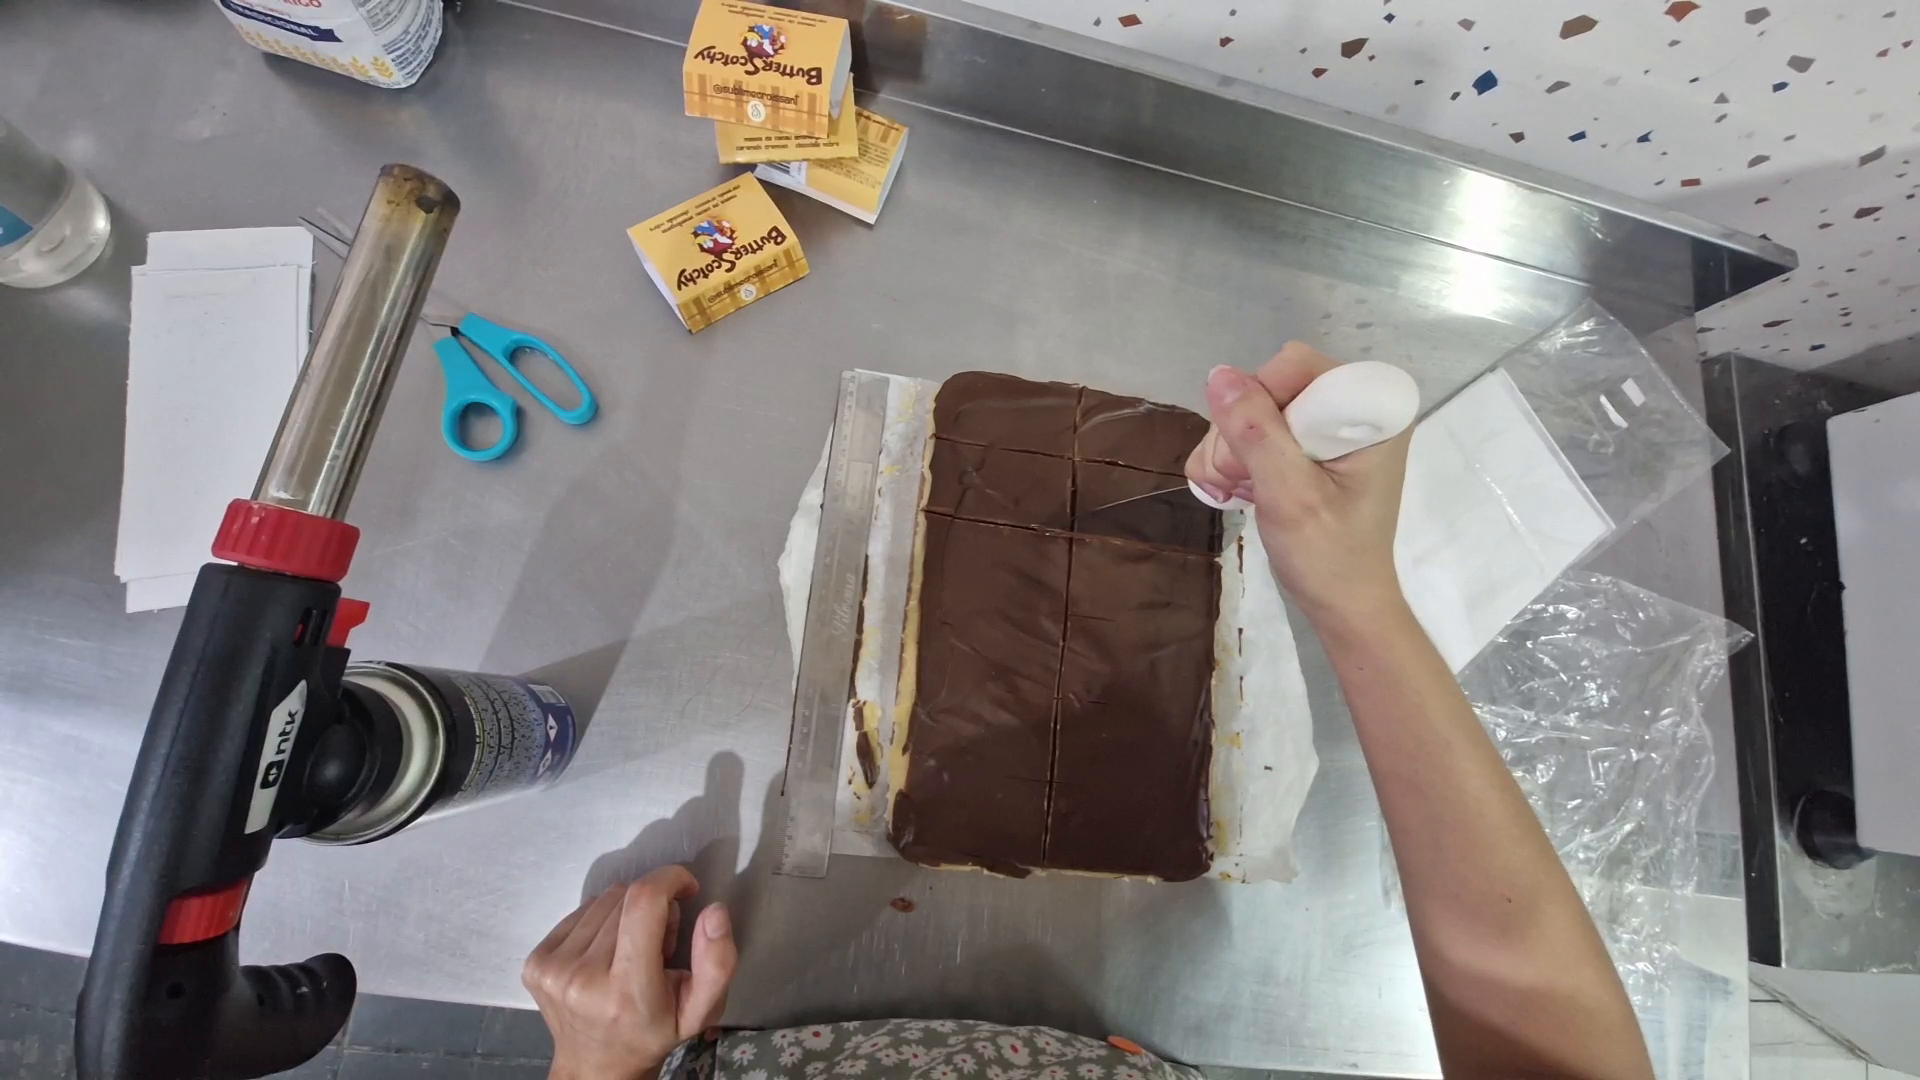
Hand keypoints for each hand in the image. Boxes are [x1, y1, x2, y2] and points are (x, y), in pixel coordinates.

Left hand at [523, 866, 737, 1079]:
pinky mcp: (534, 963)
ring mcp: (553, 970)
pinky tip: (607, 949)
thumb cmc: (654, 1033)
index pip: (645, 900)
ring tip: (633, 947)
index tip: (688, 888)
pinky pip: (582, 910)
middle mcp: (582, 976)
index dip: (670, 878)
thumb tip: (713, 910)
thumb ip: (718, 962)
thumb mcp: (701, 1009)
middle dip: (655, 903)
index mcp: (626, 988)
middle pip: (628, 896)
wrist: (595, 1070)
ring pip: (605, 899)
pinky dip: (603, 919)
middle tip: (661, 939)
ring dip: (628, 911)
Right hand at [1185, 343, 1411, 626]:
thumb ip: (1256, 432)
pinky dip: (1226, 463)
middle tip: (1241, 483)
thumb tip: (1218, 376)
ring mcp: (1318, 429)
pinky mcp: (1296, 448)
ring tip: (1236, 493)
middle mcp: (1346, 408)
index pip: (1293, 367)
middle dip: (1236, 436)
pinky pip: (1243, 434)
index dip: (1259, 405)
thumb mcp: (1289, 494)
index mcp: (1370, 409)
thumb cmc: (1328, 555)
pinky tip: (1234, 492)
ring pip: (1244, 412)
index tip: (1258, 458)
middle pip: (1262, 388)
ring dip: (1225, 454)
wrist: (1340, 603)